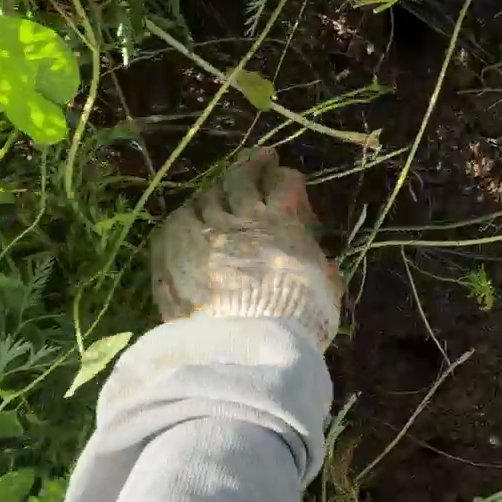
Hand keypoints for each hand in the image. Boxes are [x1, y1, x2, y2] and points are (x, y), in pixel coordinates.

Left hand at [150, 147, 341, 347]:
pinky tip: (188, 216)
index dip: (286, 177)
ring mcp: (205, 230)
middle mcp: (243, 216)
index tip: (285, 175)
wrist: (247, 342)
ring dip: (218, 188)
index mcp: (283, 223)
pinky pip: (177, 220)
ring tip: (221, 186)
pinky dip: (186, 215)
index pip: (285, 184)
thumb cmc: (297, 319)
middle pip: (244, 178)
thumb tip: (326, 268)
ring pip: (209, 194)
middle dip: (253, 165)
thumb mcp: (325, 294)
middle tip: (259, 160)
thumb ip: (324, 274)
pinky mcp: (174, 250)